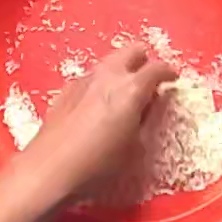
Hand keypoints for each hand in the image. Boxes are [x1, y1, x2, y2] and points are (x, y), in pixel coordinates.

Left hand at [13, 46, 175, 210]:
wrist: (47, 171)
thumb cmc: (97, 166)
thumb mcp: (133, 149)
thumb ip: (145, 120)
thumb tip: (148, 106)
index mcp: (132, 88)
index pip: (158, 68)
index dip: (169, 72)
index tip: (173, 79)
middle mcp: (110, 74)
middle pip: (133, 50)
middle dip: (144, 60)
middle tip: (148, 79)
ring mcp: (86, 78)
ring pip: (111, 61)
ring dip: (122, 70)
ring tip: (123, 92)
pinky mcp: (67, 88)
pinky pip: (93, 76)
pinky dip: (102, 82)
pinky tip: (97, 104)